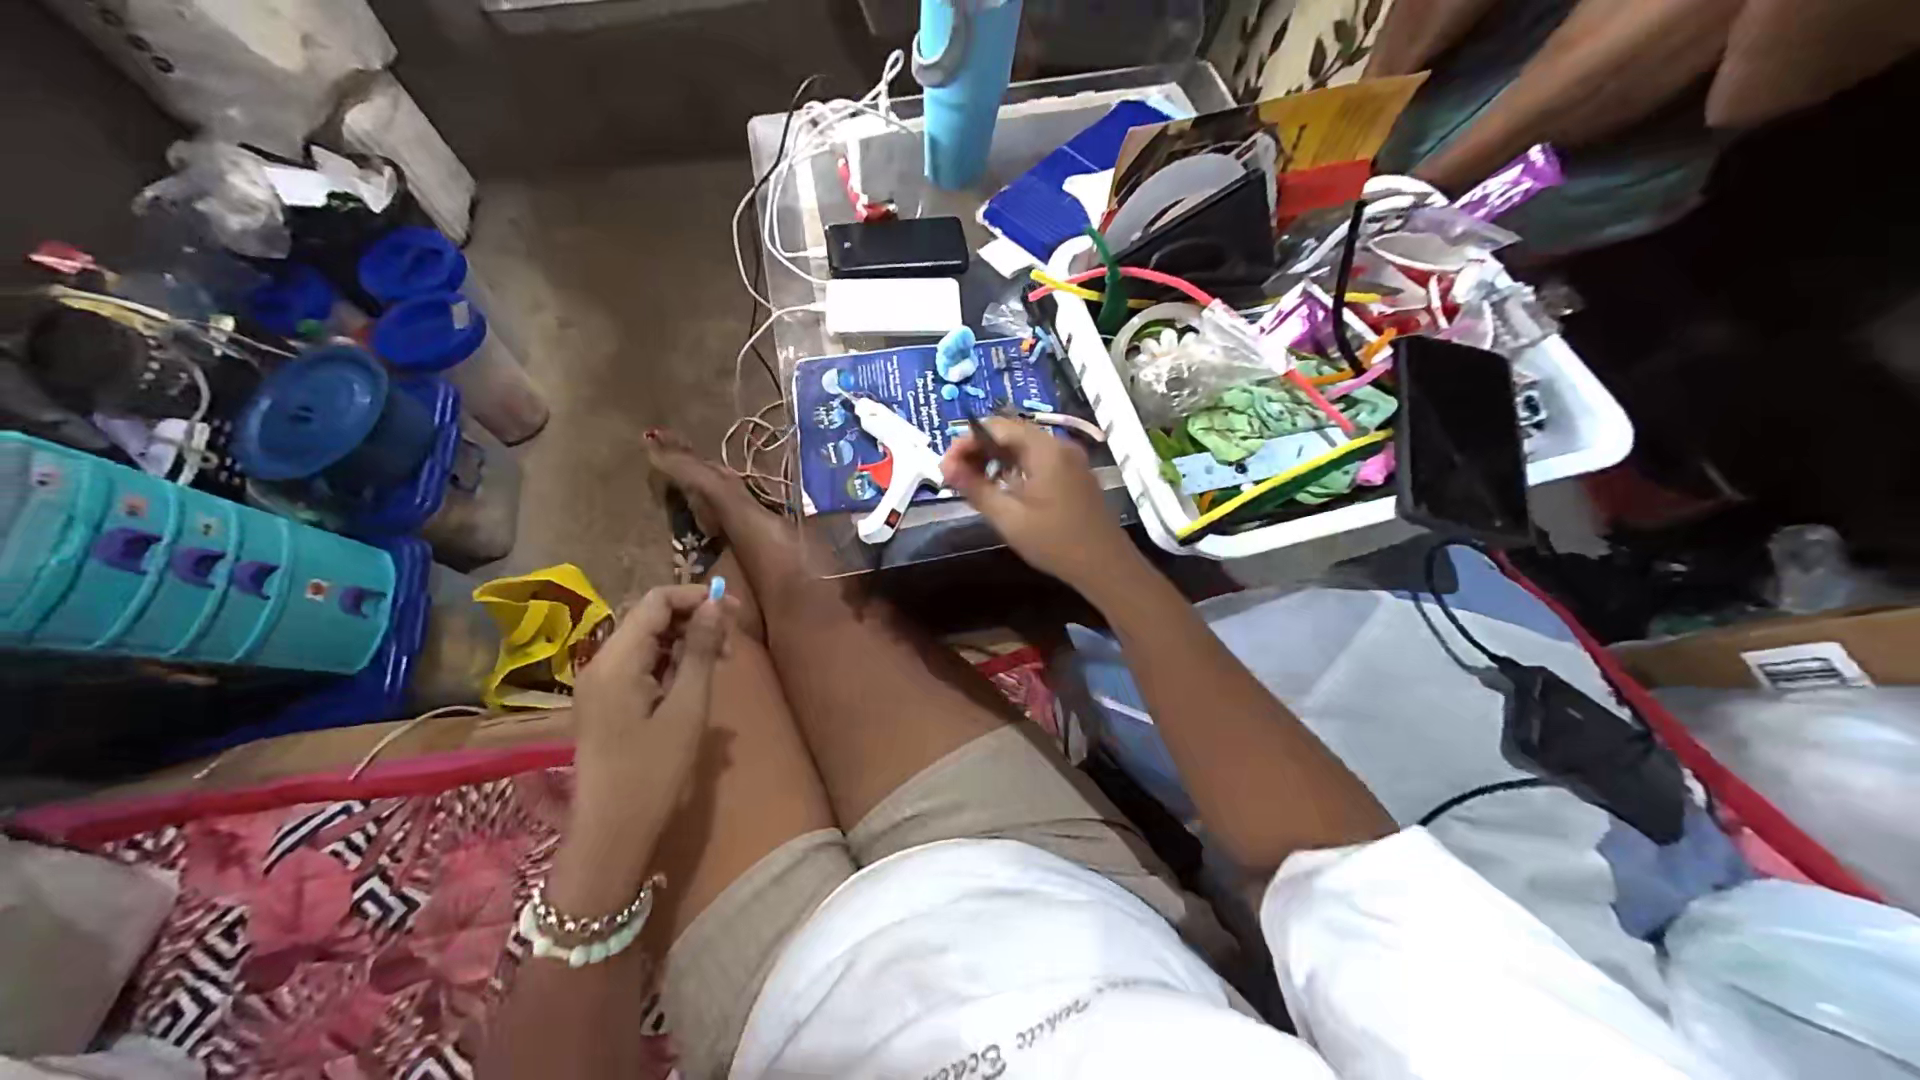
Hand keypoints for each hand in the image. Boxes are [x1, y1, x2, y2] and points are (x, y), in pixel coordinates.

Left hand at [569, 584, 731, 832]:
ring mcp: (599, 683)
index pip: (656, 602)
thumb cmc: (654, 770)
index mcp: (616, 661)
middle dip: (693, 619)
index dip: (696, 597)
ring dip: (684, 641)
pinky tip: (694, 680)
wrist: (612, 831)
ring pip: (646, 640)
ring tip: (720, 662)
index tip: (734, 611)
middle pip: (649, 617)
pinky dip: (669, 662)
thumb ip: (701, 651)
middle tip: (733, 641)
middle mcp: (600, 663)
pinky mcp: (604, 701)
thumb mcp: (687, 707)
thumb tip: (716, 607)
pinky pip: (638, 664)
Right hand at [942, 417, 1140, 591]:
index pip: (997, 426)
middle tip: (953, 474)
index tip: (946, 464)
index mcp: (1045, 450)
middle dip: (979, 449)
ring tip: (971, 482)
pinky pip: (1037, 460)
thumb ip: (975, 488)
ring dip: (995, 459)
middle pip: (1011, 433)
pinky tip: (1000, 488)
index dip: (967, 440)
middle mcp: (1059, 446)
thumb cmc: (1055, 542)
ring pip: (1023, 447)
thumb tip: (946, 466)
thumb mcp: (1009, 518)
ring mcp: (1070, 459)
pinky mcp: (1073, 474)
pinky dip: (1014, 468)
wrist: (1106, 566)